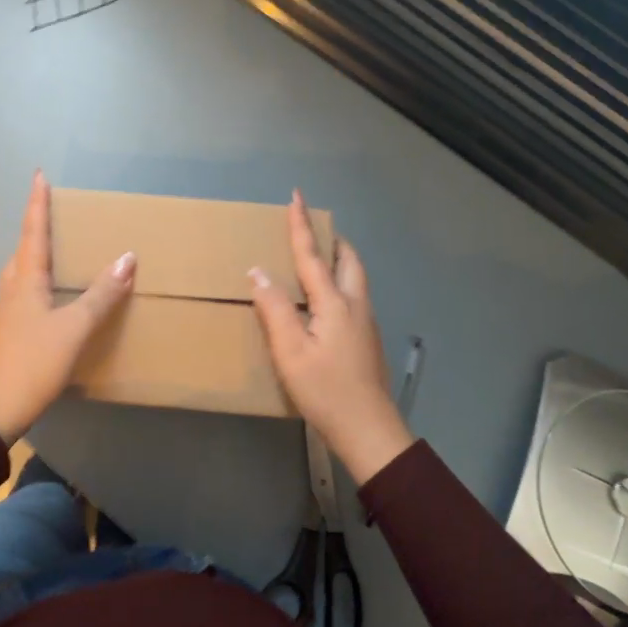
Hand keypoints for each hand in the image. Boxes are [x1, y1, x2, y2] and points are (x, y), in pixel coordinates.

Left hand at [0, 171, 136, 443]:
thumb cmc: (32, 364)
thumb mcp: (73, 330)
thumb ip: (100, 296)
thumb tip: (127, 257)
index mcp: (25, 280)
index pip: (33, 231)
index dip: (37, 203)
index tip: (38, 175)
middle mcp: (12, 289)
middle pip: (23, 249)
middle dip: (36, 227)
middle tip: (53, 211)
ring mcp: (6, 312)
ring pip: (22, 272)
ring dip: (36, 255)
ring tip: (56, 249)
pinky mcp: (8, 333)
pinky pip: (25, 294)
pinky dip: (39, 282)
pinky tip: (51, 296)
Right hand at [249, 191, 414, 484]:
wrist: (368, 429)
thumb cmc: (325, 391)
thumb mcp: (290, 352)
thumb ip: (274, 309)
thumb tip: (259, 271)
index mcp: (334, 303)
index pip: (312, 255)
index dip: (301, 226)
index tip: (296, 196)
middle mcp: (355, 305)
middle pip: (348, 260)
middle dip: (331, 240)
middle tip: (313, 229)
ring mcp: (365, 323)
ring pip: (355, 277)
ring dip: (337, 260)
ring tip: (318, 258)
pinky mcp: (366, 340)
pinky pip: (353, 295)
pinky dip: (339, 281)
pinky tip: (324, 300)